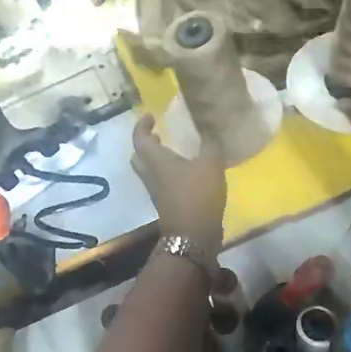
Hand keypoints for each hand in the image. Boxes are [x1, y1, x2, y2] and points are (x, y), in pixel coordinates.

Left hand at [132, 116, 225, 251]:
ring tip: (175, 153)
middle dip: (147, 145)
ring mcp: (158, 192)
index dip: (143, 125)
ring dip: (158, 161)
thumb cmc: (197, 194)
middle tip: (159, 136)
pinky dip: (170, 175)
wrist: (193, 235)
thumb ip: (210, 144)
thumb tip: (211, 127)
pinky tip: (188, 174)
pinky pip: (163, 184)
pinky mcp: (167, 205)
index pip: (140, 138)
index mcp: (156, 161)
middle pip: (139, 157)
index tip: (151, 116)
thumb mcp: (210, 164)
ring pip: (150, 172)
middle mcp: (151, 175)